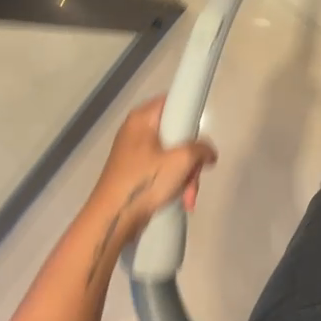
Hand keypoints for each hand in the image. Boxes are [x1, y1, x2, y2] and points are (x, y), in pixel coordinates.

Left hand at [86, 96, 217, 245]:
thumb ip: (201, 149)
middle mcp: (136, 131)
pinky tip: (181, 201)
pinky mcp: (134, 173)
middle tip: (195, 175)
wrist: (112, 220)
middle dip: (191, 159)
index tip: (199, 137)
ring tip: (188, 197)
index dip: (191, 115)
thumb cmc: (145, 182)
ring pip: (171, 155)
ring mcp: (134, 153)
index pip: (173, 101)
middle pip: (176, 133)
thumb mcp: (181, 161)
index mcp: (142, 118)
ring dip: (185, 176)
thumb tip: (209, 153)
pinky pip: (161, 170)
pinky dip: (173, 183)